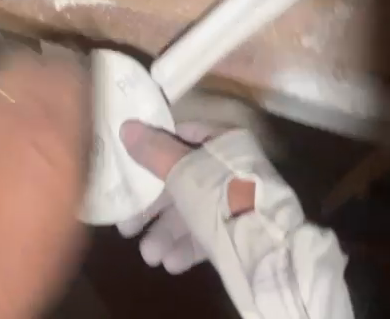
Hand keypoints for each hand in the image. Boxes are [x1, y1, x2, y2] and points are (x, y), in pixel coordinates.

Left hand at [0, 56, 89, 318]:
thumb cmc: (29, 259)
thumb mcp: (72, 212)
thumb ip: (80, 162)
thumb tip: (86, 136)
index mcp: (54, 139)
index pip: (73, 79)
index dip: (84, 74)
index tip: (90, 80)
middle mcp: (16, 121)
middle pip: (36, 66)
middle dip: (50, 68)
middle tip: (60, 80)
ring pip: (4, 75)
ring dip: (22, 76)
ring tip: (31, 88)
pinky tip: (2, 114)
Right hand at [115, 121, 255, 273]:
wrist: (264, 252)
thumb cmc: (219, 197)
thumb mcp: (180, 170)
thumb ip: (152, 151)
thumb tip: (125, 126)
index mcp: (222, 141)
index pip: (181, 136)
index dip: (152, 150)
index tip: (129, 167)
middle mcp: (229, 168)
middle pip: (181, 180)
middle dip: (154, 207)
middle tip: (127, 227)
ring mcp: (235, 202)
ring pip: (190, 211)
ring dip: (166, 232)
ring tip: (149, 255)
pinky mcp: (237, 234)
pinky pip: (205, 234)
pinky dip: (186, 247)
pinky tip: (169, 263)